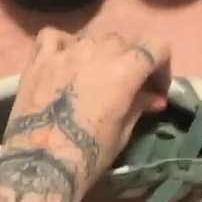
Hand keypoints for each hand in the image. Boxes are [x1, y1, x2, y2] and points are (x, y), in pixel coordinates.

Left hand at [0, 29, 171, 201]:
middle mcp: (96, 52)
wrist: (39, 166)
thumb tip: (154, 98)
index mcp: (124, 71)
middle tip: (131, 85)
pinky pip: (54, 36)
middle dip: (135, 59)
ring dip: (104, 51)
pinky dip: (66, 43)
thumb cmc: (87, 155)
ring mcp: (64, 52)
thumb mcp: (123, 133)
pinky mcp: (38, 60)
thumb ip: (139, 106)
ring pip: (94, 35)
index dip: (162, 66)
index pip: (155, 47)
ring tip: (99, 75)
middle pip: (126, 39)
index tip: (156, 89)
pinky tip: (68, 59)